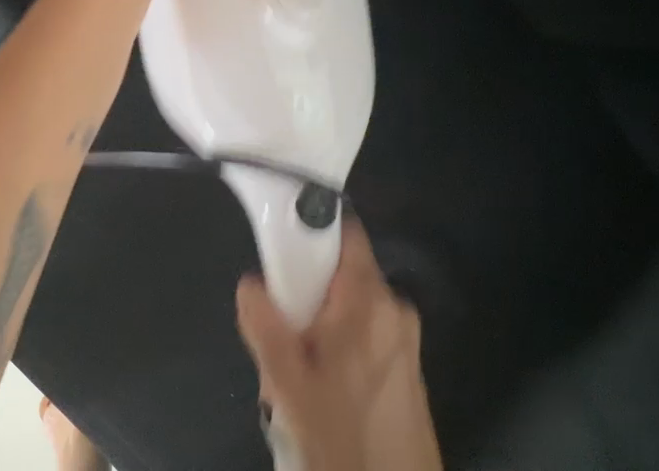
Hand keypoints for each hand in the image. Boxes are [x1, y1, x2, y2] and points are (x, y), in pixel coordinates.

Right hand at [236, 221, 442, 470]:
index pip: (342, 230)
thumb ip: (262, 323)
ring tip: (297, 370)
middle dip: (302, 292)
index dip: (307, 226)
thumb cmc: (342, 433)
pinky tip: (321, 388)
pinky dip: (337, 346)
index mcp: (369, 301)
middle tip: (279, 330)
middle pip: (336, 272)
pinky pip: (362, 334)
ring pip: (346, 307)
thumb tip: (251, 283)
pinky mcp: (407, 367)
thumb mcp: (287, 381)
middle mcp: (394, 309)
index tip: (276, 241)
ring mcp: (405, 340)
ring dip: (317, 324)